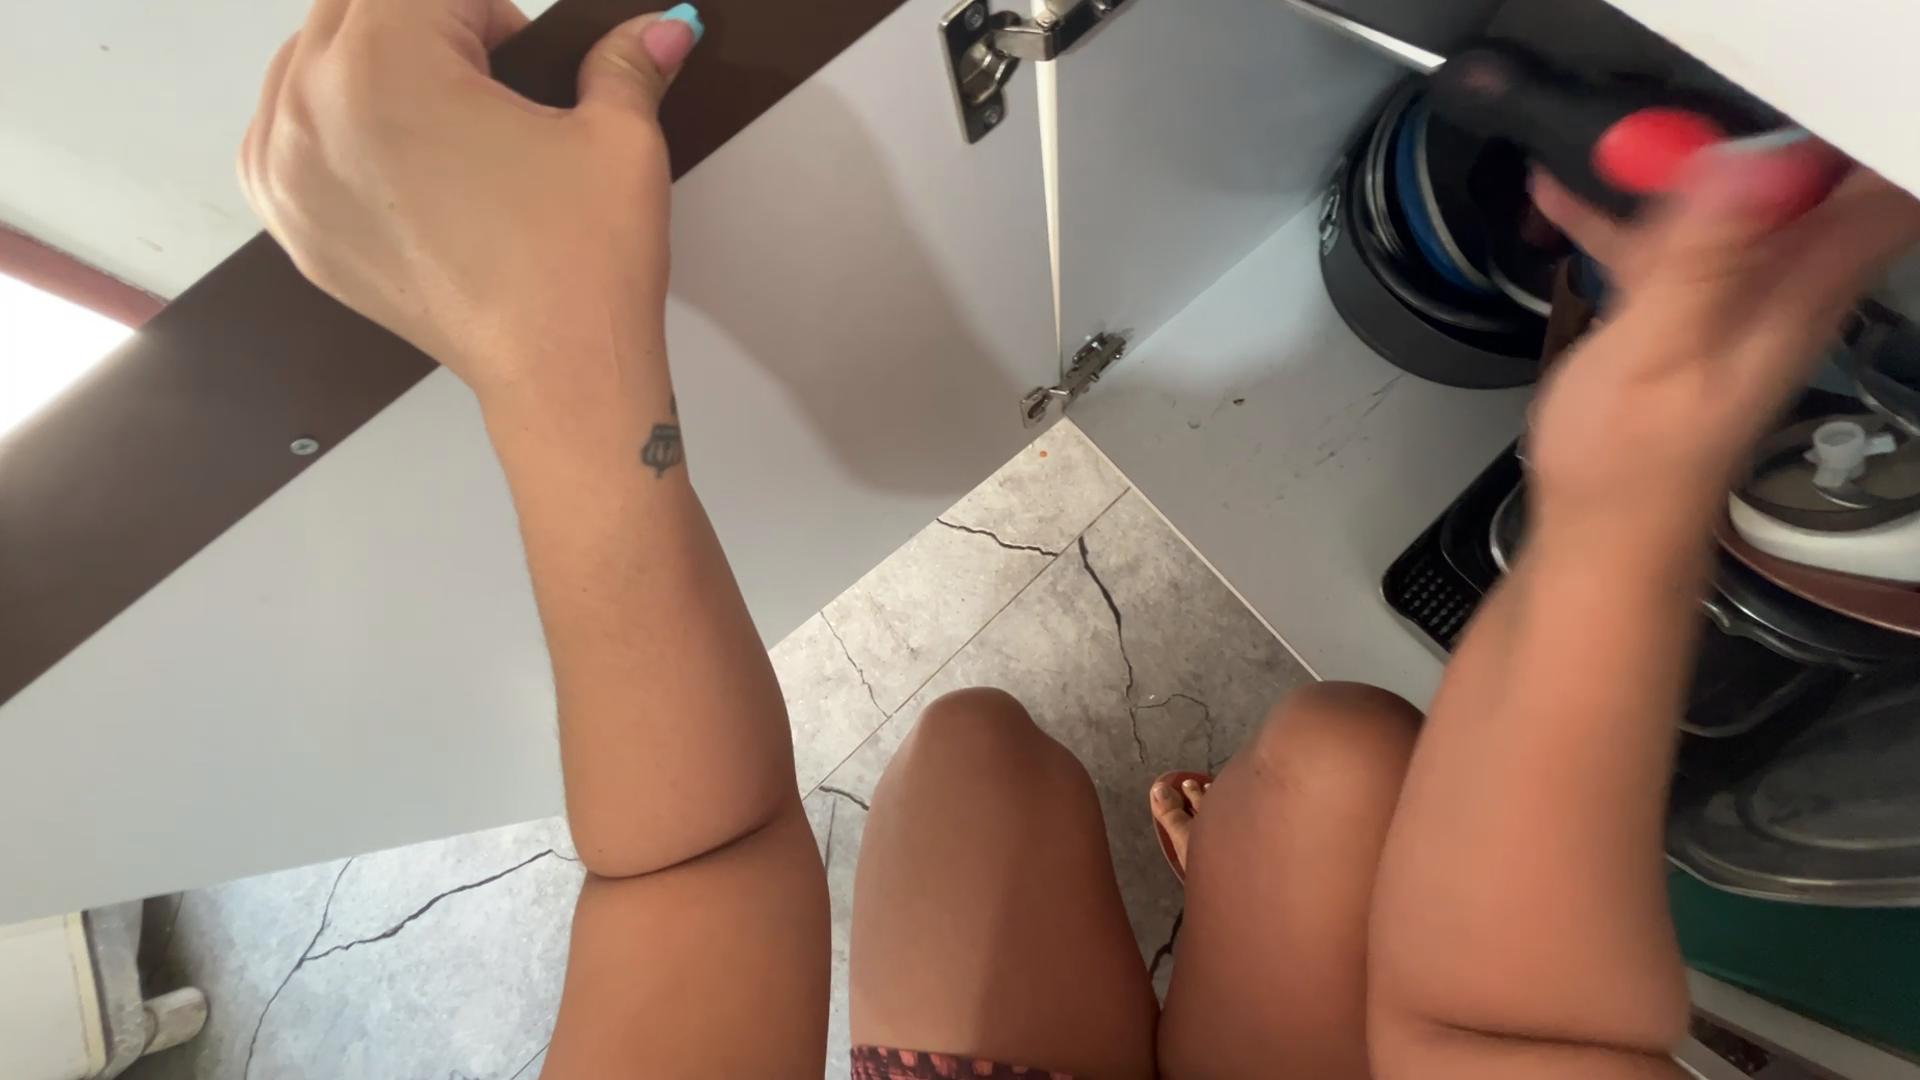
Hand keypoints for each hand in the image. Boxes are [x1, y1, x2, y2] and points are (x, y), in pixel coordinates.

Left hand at [239, 0, 702, 422]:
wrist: (565, 376)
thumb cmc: (586, 274)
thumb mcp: (624, 148)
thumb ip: (629, 66)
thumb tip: (664, 27)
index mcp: (385, 67)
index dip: (498, 20)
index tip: (530, 72)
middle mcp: (308, 109)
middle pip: (360, 14)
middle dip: (436, 44)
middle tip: (503, 117)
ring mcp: (289, 174)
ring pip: (319, 71)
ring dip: (386, 87)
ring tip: (464, 158)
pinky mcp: (298, 227)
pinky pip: (297, 140)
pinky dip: (350, 141)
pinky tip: (420, 186)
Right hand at [1527, 138, 1919, 553]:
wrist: (1602, 520)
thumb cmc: (1626, 461)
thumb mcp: (1653, 355)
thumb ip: (1700, 261)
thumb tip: (1756, 166)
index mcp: (1797, 288)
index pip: (1873, 167)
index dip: (1838, 113)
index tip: (1776, 81)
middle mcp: (1785, 285)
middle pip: (1802, 173)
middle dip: (1743, 124)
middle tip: (1669, 107)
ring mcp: (1734, 301)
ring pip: (1729, 203)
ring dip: (1675, 165)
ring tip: (1610, 139)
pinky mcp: (1684, 318)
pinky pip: (1669, 243)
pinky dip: (1629, 213)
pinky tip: (1580, 199)